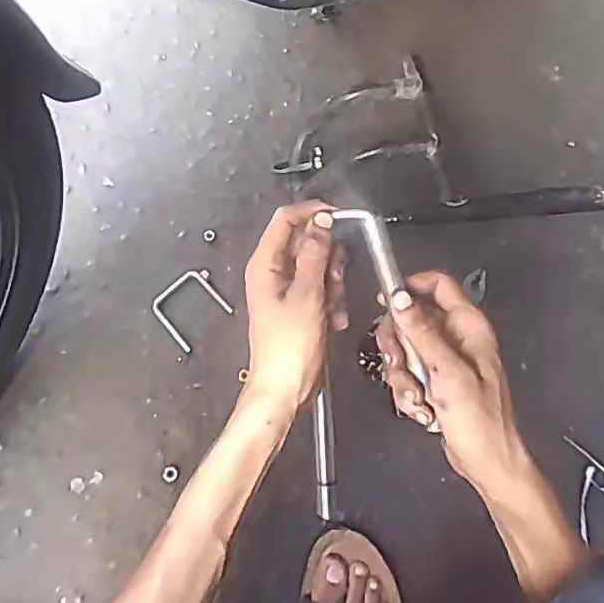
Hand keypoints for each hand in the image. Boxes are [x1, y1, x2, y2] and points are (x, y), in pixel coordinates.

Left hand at [242, 202, 346, 409]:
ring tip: (332, 306)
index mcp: (265, 264)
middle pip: (306, 241)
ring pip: (318, 265)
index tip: (338, 217)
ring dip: (333, 283)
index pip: (286, 218)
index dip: (312, 212)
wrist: (284, 389)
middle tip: (334, 279)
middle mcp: (272, 272)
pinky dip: (331, 299)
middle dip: (328, 257)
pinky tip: (331, 319)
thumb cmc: (288, 349)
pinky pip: (321, 287)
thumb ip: (315, 254)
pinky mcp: (298, 304)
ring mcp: (285, 288)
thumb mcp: (307, 295)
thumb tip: (322, 223)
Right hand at [375, 271, 528, 494]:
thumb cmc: (481, 421)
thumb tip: (399, 298)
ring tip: (418, 396)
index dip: (412, 285)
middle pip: (412, 318)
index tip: (387, 300)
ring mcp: (446, 359)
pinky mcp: (436, 380)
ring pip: (405, 347)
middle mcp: (457, 337)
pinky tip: (422, 408)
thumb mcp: (447, 372)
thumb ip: (421, 332)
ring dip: (402, 374)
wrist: (488, 464)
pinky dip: (408, 390)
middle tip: (399, 363)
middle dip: (399, 344)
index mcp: (469, 326)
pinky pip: (408, 372)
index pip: (438, 285)